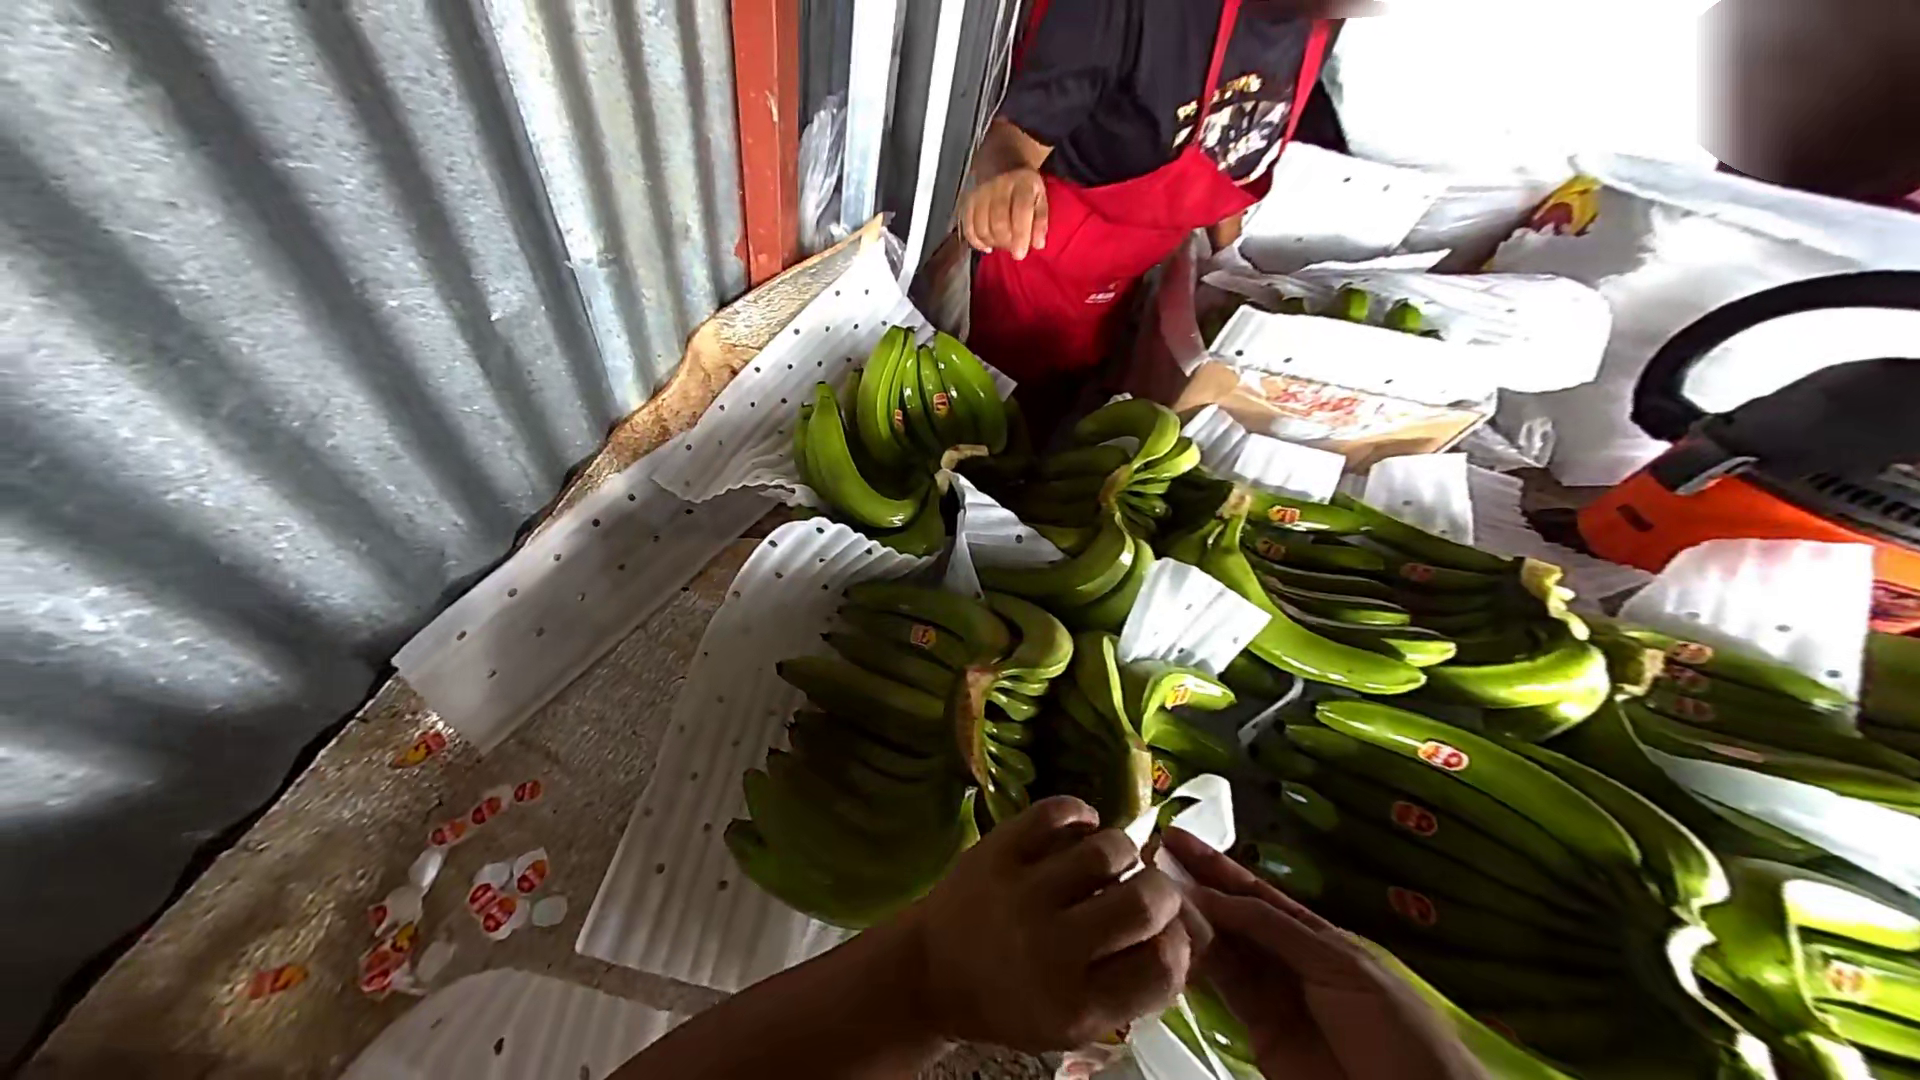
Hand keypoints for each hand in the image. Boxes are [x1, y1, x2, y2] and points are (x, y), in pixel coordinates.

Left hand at [896, 797, 1203, 1051]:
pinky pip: (1058, 811)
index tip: (1170, 927)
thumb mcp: (1076, 1018)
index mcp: (1077, 1004)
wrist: (932, 969)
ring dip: (1123, 850)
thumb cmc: (1013, 998)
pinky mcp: (999, 846)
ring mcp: (1022, 889)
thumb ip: (1135, 982)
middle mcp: (1052, 946)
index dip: (1181, 939)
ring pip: (1107, 848)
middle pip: (1145, 900)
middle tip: (1149, 886)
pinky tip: (1082, 829)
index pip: (1164, 964)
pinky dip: (1081, 814)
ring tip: (1111, 861)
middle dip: (1162, 889)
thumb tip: (1191, 924)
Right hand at [960, 167, 1048, 259]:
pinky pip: (968, 226)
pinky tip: (986, 246)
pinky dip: (976, 241)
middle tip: (1011, 249)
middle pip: (998, 222)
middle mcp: (999, 186)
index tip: (1020, 254)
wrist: (1001, 160)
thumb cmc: (1024, 186)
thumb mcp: (1040, 197)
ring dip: (991, 242)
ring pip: (981, 226)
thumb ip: (1041, 220)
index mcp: (1022, 183)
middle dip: (1005, 242)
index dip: (1020, 236)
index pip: (1021, 211)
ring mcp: (980, 193)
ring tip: (1001, 244)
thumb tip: (1038, 245)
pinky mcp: (967, 200)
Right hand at [1161, 829, 1484, 1079]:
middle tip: (1148, 858)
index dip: (1214, 864)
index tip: (1173, 837)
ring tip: (1150, 894)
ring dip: (1188, 920)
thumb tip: (1211, 895)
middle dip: (1192, 885)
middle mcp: (1286, 957)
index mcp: (1315, 934)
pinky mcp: (1257, 1033)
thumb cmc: (1397, 1034)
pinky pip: (1220, 988)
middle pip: (1231, 915)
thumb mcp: (1343, 967)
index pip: (1255, 890)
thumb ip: (1275, 929)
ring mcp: (1271, 995)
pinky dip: (1194, 962)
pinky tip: (1169, 940)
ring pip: (1220, 947)